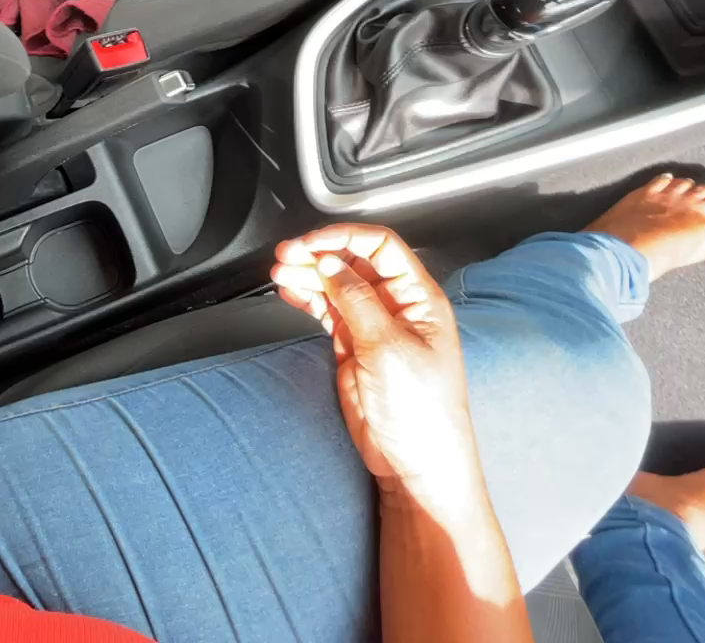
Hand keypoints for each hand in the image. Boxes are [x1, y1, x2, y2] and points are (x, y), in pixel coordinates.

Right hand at [271, 226, 481, 505]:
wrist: (416, 466)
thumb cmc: (423, 415)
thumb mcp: (389, 348)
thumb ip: (357, 300)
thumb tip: (331, 264)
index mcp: (419, 299)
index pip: (381, 248)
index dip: (344, 238)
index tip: (312, 242)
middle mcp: (396, 307)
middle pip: (353, 263)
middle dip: (318, 254)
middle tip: (287, 255)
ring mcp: (372, 326)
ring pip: (335, 284)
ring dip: (307, 274)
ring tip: (280, 272)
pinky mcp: (352, 345)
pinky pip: (326, 309)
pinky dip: (306, 297)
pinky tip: (289, 291)